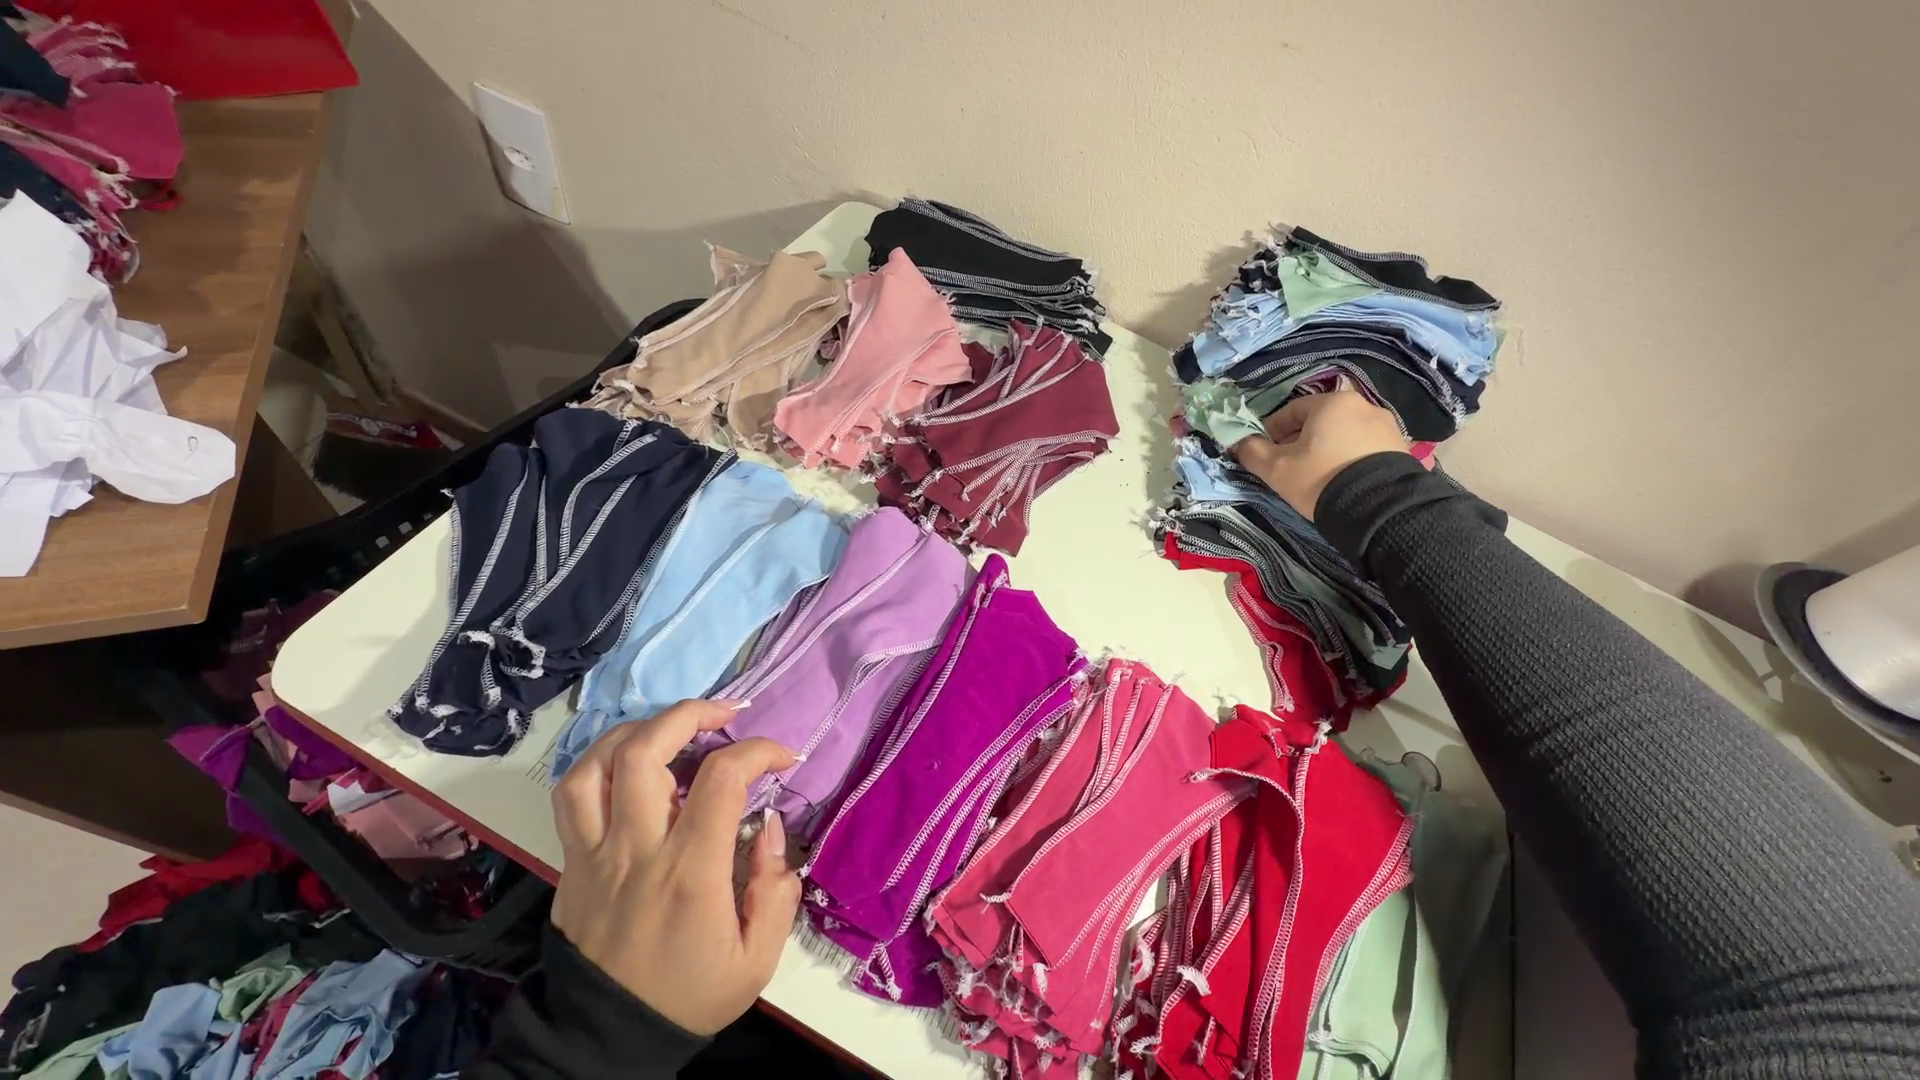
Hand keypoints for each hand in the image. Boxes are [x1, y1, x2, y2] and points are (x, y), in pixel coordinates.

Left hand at [550, 699, 798, 1035]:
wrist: (606, 1041)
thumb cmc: (689, 995)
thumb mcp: (756, 961)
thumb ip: (775, 890)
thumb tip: (772, 826)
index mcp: (690, 872)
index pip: (722, 779)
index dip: (758, 750)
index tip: (783, 756)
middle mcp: (636, 849)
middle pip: (647, 751)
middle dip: (692, 713)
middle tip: (727, 712)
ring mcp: (594, 852)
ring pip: (598, 763)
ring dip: (640, 728)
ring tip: (674, 727)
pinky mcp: (570, 861)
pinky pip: (571, 794)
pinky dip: (599, 761)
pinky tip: (629, 759)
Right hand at [1231, 391, 1407, 519]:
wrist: (1379, 509)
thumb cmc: (1321, 479)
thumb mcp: (1276, 469)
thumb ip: (1252, 451)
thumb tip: (1239, 443)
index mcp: (1332, 402)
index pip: (1290, 411)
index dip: (1271, 431)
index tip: (1264, 453)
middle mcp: (1363, 405)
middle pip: (1319, 421)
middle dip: (1299, 440)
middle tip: (1288, 466)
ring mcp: (1387, 426)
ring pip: (1342, 434)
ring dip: (1325, 449)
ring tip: (1316, 475)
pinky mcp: (1401, 448)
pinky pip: (1364, 447)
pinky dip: (1348, 457)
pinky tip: (1342, 479)